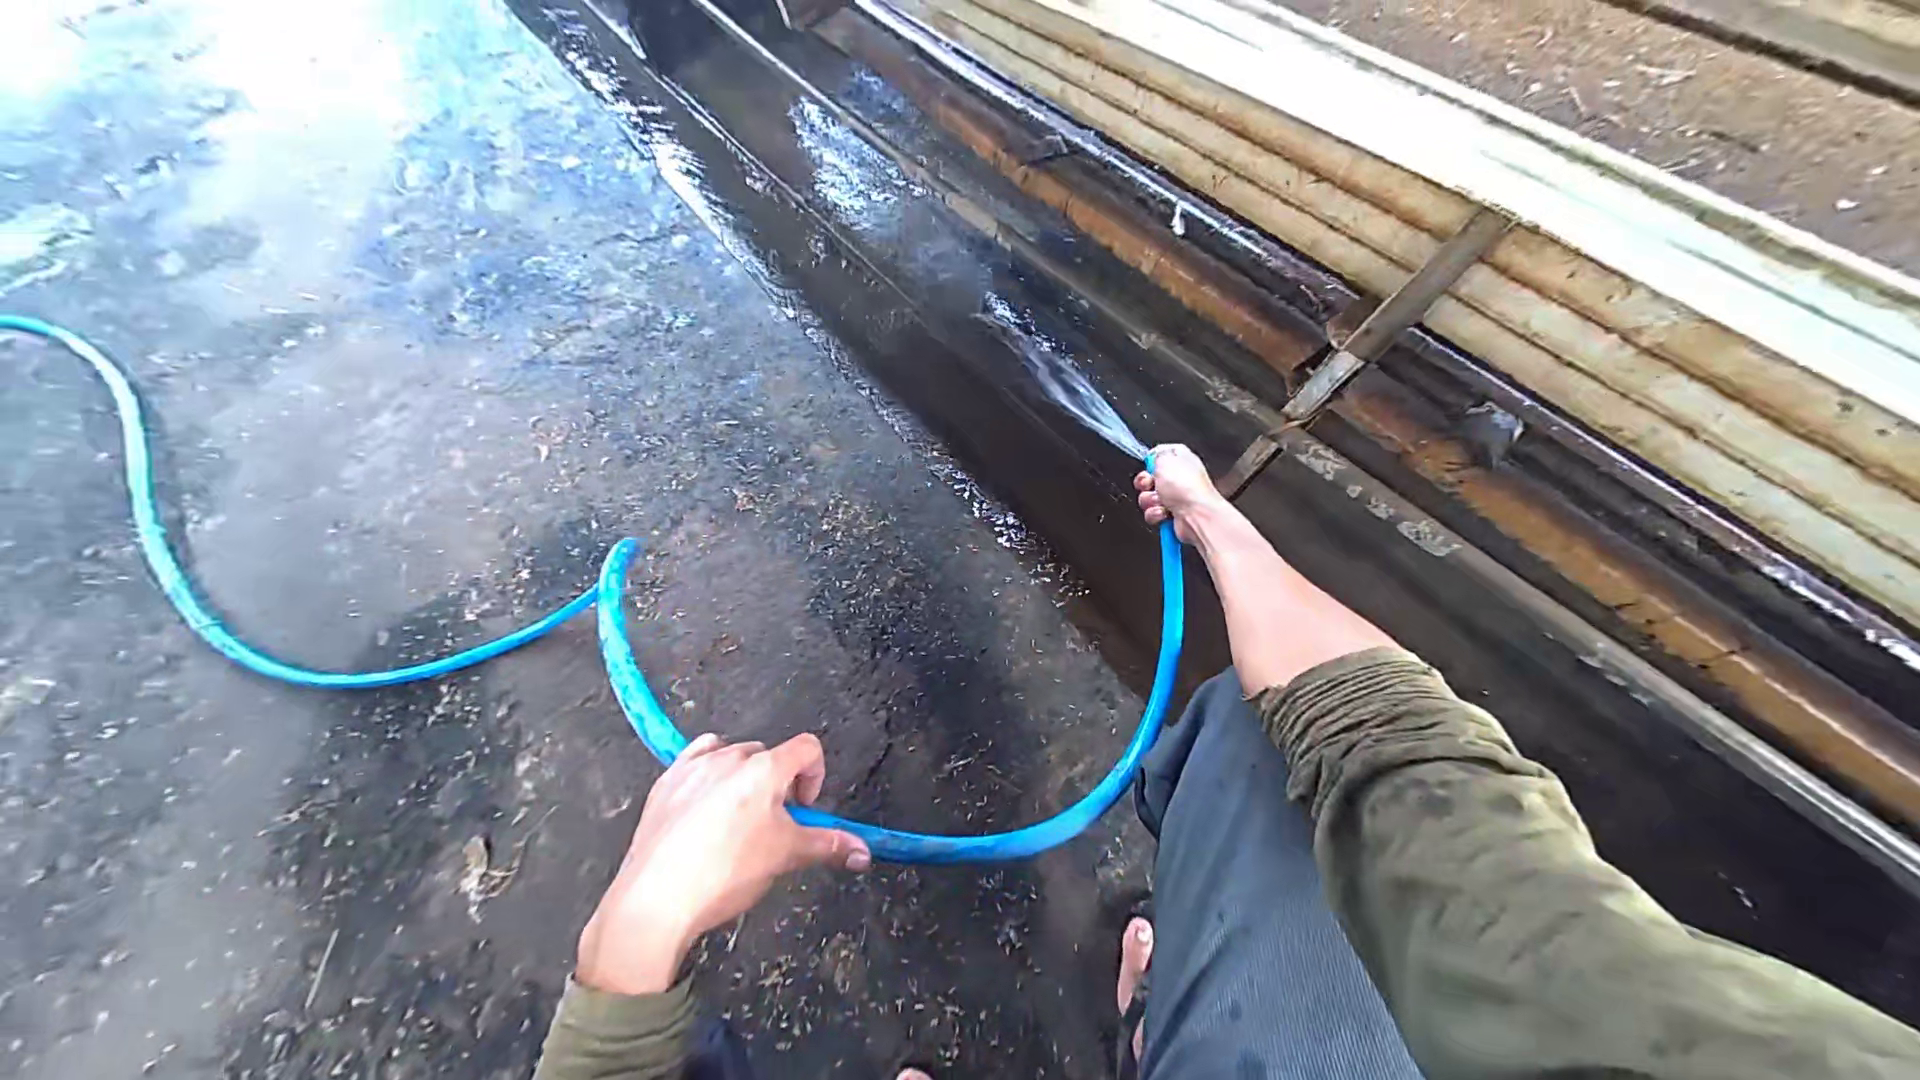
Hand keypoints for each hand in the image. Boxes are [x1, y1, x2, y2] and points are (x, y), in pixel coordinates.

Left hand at [574, 732, 870, 994]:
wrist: (655, 902)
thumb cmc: (724, 874)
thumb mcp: (786, 856)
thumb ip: (829, 846)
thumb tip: (863, 852)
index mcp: (766, 769)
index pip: (808, 748)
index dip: (815, 774)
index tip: (804, 806)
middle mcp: (731, 757)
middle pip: (770, 755)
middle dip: (778, 783)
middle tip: (772, 822)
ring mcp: (695, 767)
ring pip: (734, 755)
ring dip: (744, 777)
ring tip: (738, 818)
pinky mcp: (667, 781)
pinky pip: (697, 757)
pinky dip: (709, 770)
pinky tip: (706, 801)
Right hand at [1135, 443, 1229, 544]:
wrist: (1196, 516)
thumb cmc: (1187, 488)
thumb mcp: (1166, 459)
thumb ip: (1157, 453)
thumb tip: (1153, 455)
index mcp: (1182, 461)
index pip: (1161, 456)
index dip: (1151, 462)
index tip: (1149, 466)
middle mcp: (1180, 479)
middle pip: (1151, 479)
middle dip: (1145, 484)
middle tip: (1152, 485)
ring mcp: (1176, 499)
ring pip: (1148, 498)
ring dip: (1150, 501)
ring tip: (1162, 502)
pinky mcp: (1172, 515)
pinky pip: (1153, 514)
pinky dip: (1155, 514)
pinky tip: (1165, 513)